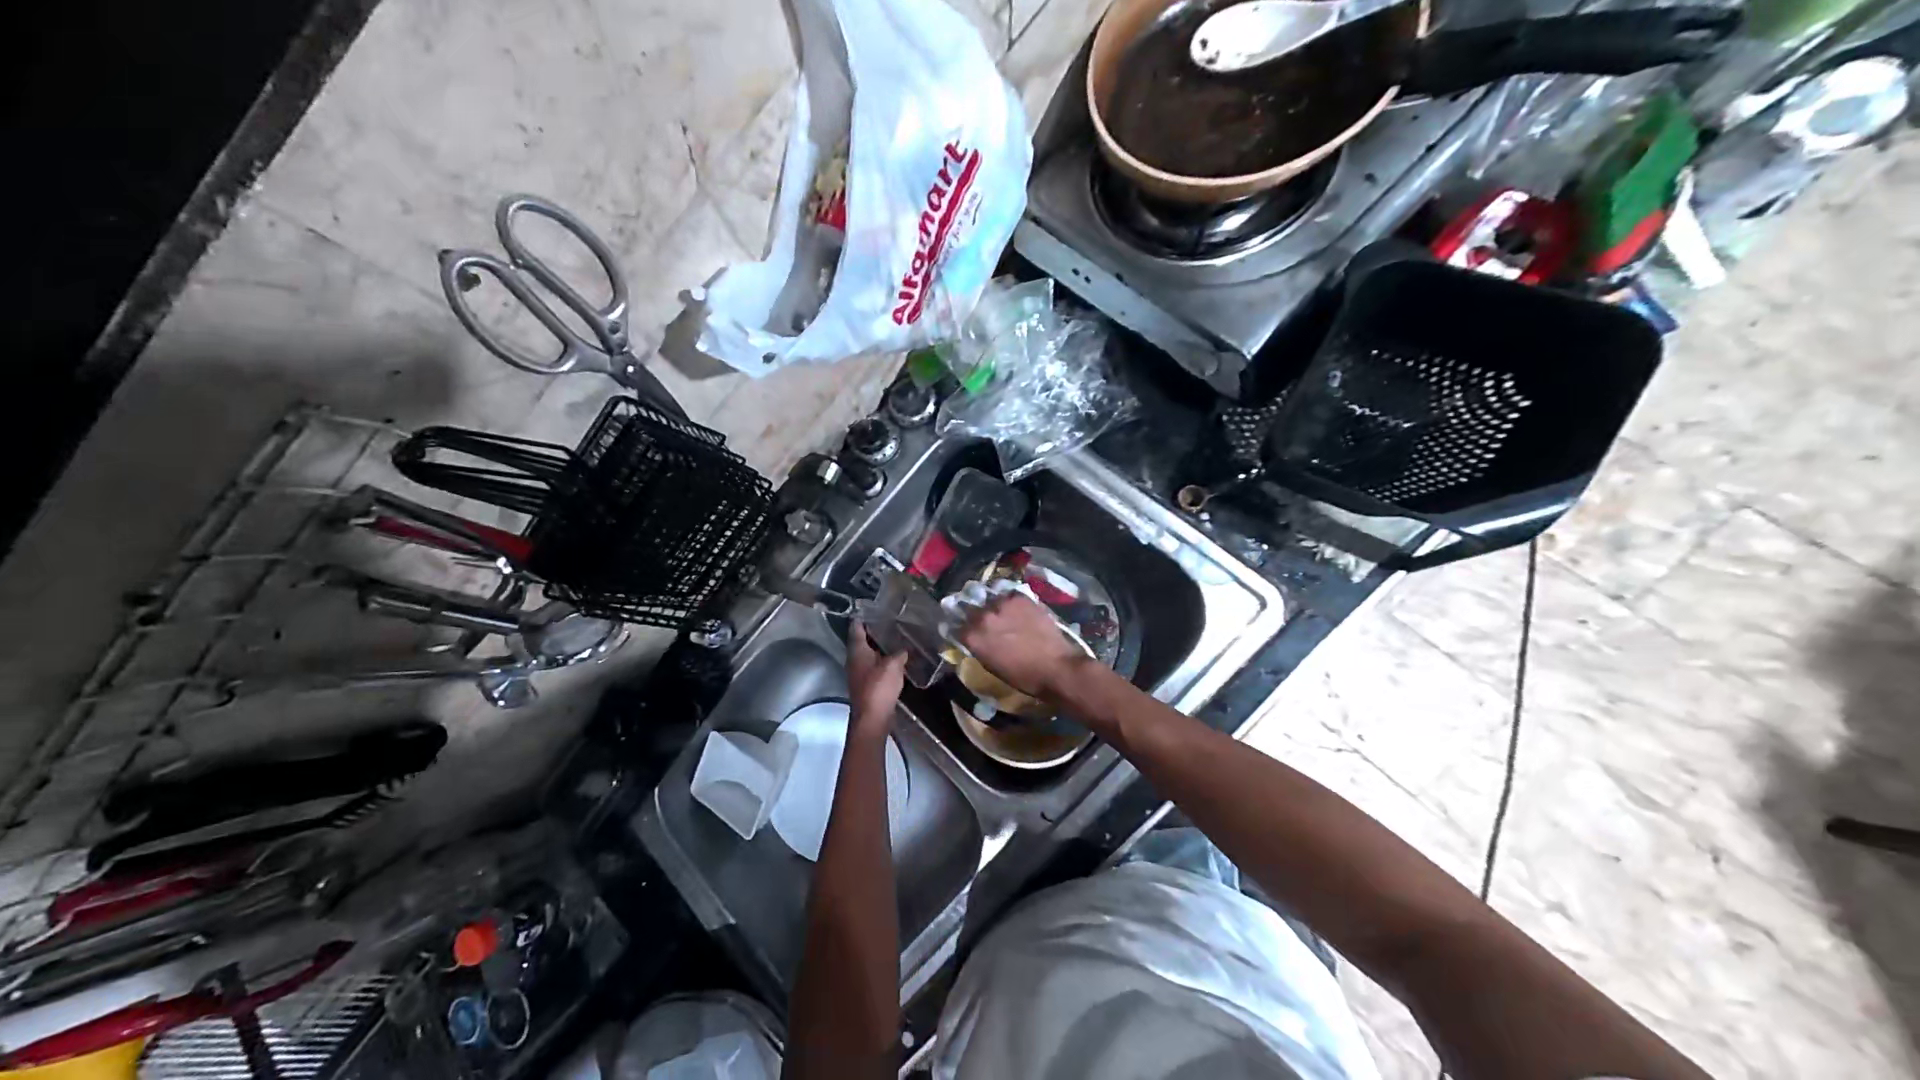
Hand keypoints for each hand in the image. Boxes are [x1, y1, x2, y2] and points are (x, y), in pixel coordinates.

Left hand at [846, 621, 906, 738]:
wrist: (873, 717)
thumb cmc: (879, 687)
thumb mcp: (893, 665)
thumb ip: (899, 653)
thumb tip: (904, 649)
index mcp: (857, 651)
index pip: (856, 627)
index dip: (862, 616)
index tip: (872, 607)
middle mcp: (854, 659)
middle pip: (862, 640)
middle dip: (874, 631)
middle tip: (889, 619)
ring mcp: (859, 672)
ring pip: (869, 653)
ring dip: (880, 646)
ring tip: (896, 636)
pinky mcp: (867, 683)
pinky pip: (874, 665)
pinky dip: (883, 659)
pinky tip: (896, 658)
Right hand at [953, 590, 1092, 701]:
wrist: (1055, 666)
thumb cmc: (1023, 676)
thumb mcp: (992, 665)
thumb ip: (978, 647)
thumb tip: (974, 639)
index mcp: (972, 636)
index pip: (956, 626)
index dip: (962, 629)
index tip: (967, 630)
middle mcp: (982, 616)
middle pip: (971, 609)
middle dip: (975, 615)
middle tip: (986, 621)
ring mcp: (1001, 604)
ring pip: (991, 599)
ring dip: (994, 606)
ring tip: (1004, 612)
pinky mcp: (1020, 597)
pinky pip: (1009, 595)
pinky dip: (1011, 601)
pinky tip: (1018, 608)